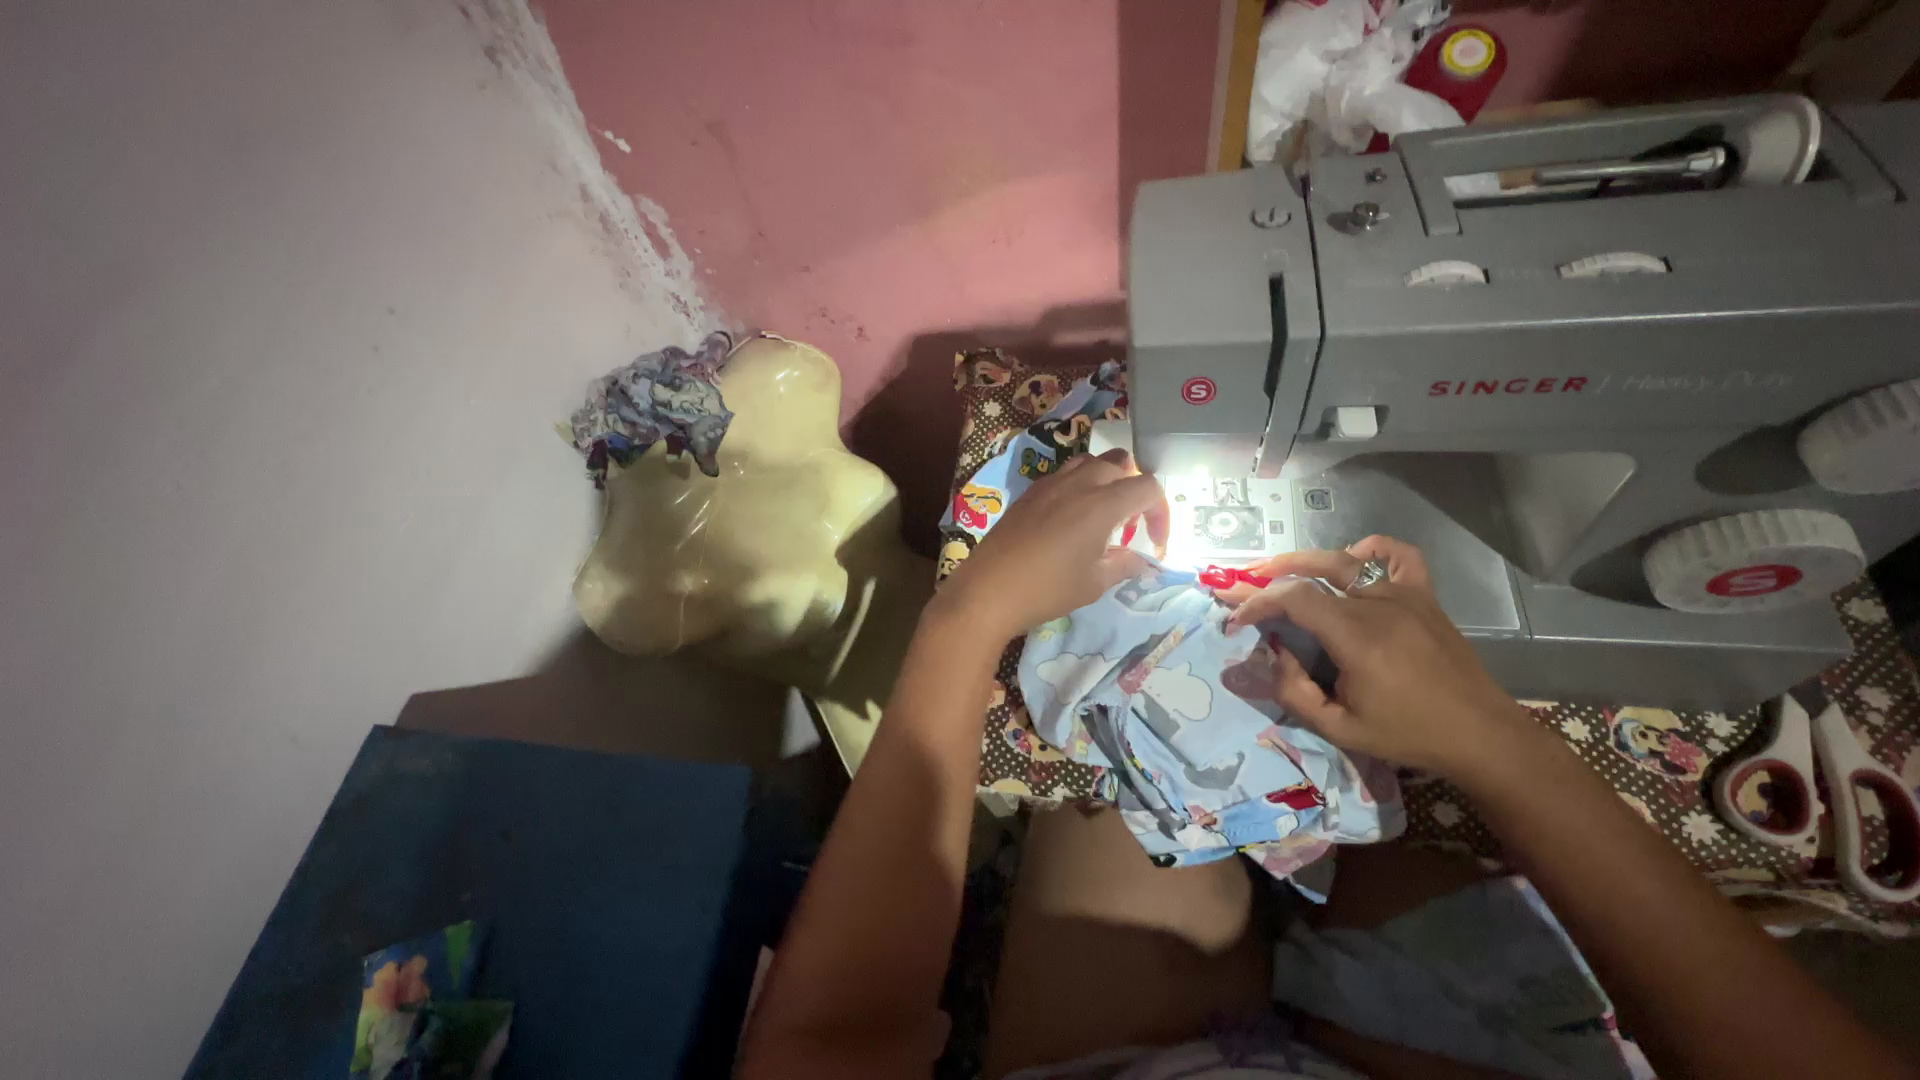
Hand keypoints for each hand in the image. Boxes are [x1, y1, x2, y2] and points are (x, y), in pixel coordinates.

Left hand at [935, 450, 1168, 641]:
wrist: (987, 590)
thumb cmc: (1047, 589)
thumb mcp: (1094, 584)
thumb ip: (1124, 565)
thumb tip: (1141, 559)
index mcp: (1102, 504)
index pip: (1147, 487)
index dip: (1160, 512)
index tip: (1154, 542)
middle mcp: (1078, 484)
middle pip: (1119, 463)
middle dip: (1133, 487)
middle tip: (1129, 523)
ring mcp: (1049, 484)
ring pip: (1089, 462)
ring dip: (1105, 480)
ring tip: (1102, 514)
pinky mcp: (1028, 493)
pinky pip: (1062, 475)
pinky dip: (1077, 486)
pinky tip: (1069, 518)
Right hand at [1224, 536, 1534, 776]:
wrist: (1480, 734)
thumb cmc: (1407, 734)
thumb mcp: (1339, 730)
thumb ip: (1295, 693)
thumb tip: (1273, 655)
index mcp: (1357, 638)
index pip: (1294, 598)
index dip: (1257, 602)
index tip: (1237, 619)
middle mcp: (1379, 606)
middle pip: (1315, 570)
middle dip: (1270, 575)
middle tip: (1243, 584)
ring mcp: (1406, 596)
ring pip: (1347, 560)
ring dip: (1307, 560)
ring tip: (1280, 569)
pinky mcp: (1425, 598)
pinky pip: (1399, 556)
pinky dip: (1372, 550)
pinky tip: (1355, 559)